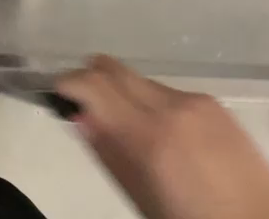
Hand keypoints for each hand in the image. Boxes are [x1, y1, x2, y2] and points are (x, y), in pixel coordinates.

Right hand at [56, 56, 268, 218]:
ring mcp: (194, 100)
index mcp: (150, 135)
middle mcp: (170, 105)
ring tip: (126, 127)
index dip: (66, 82)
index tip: (56, 93)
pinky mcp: (212, 101)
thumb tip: (79, 117)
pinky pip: (166, 91)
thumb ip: (109, 154)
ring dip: (121, 92)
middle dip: (89, 78)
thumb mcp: (143, 201)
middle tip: (81, 103)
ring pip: (137, 78)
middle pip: (110, 67)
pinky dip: (150, 102)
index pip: (91, 83)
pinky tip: (162, 134)